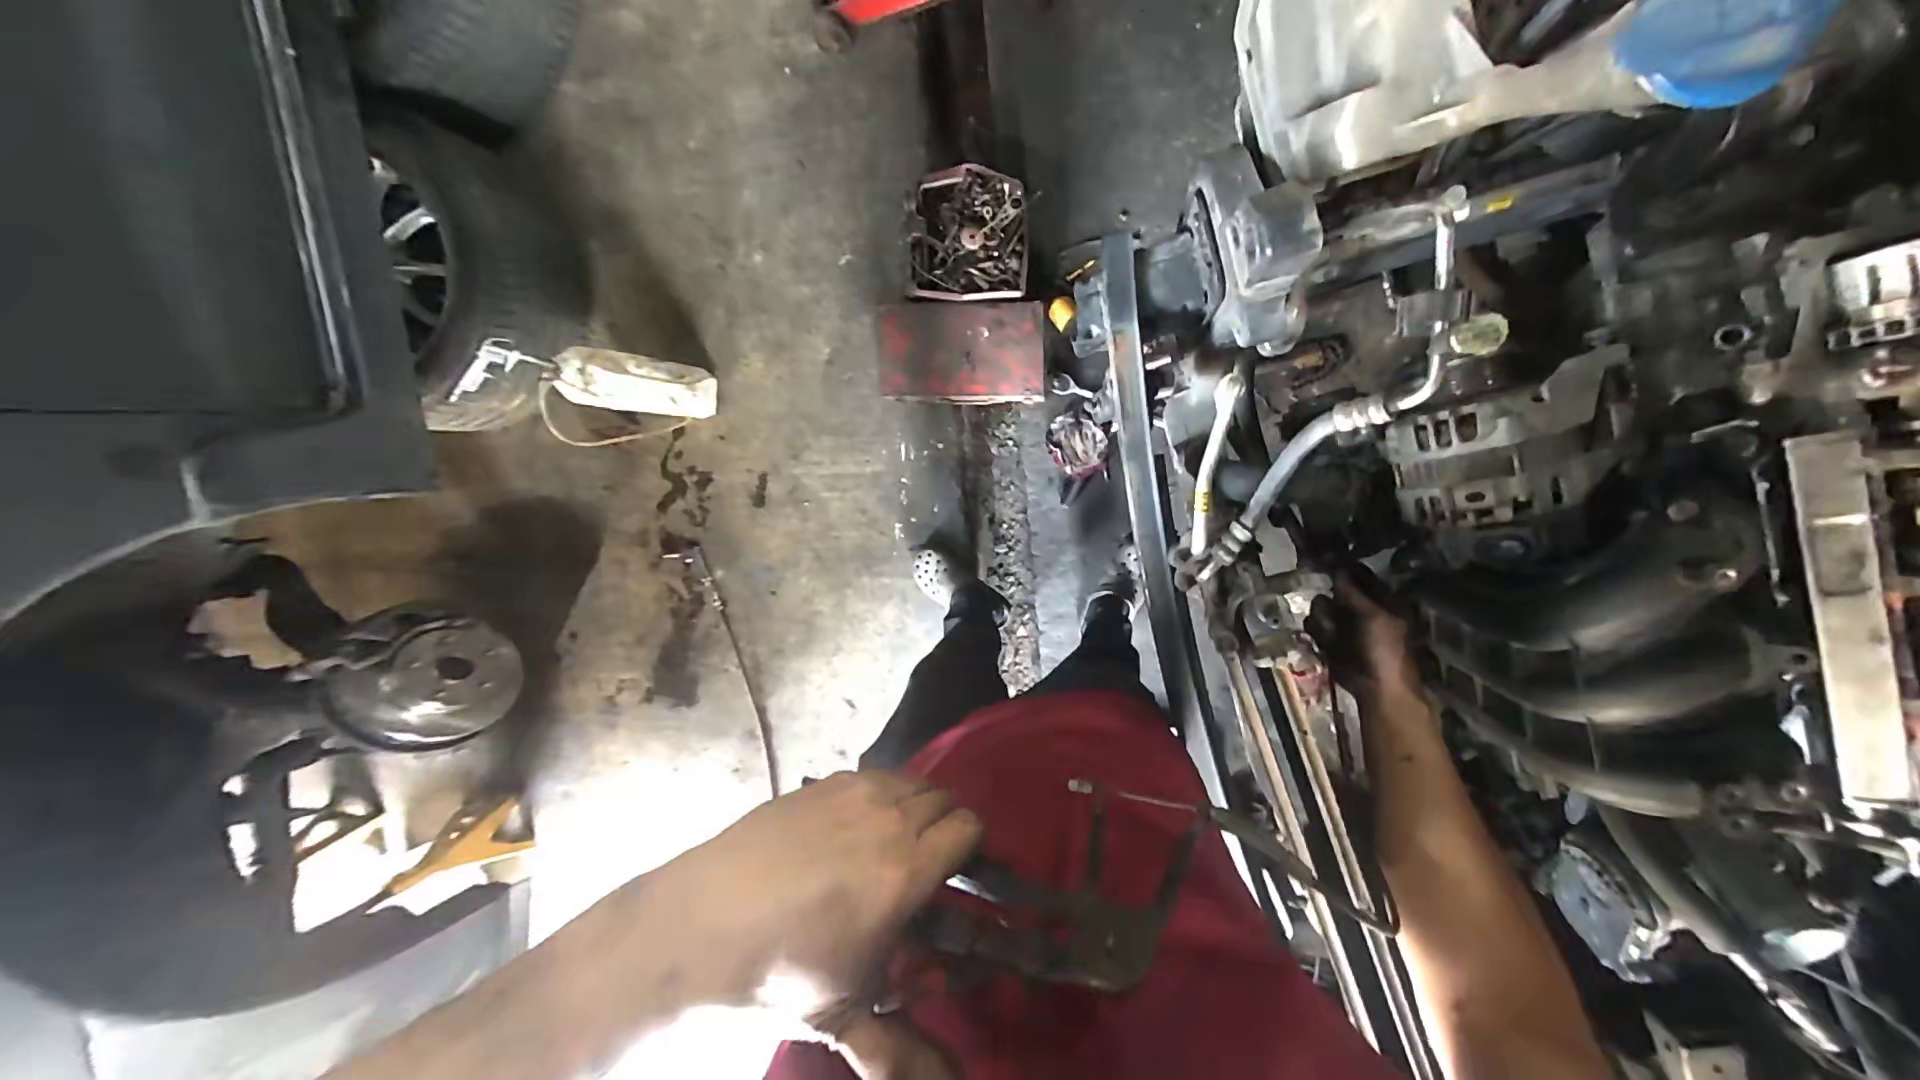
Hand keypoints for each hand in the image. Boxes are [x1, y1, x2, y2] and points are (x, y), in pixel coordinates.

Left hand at [640, 771, 980, 1033]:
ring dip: (916, 806)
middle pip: (943, 799)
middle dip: (945, 826)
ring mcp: (853, 793)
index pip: (968, 828)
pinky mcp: (823, 782)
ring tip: (892, 840)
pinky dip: (881, 794)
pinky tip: (853, 826)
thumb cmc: (778, 971)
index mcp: (904, 871)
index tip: (957, 872)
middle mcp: (887, 819)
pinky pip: (874, 777)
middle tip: (926, 861)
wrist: (699, 922)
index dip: (971, 847)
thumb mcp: (843, 1013)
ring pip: (911, 782)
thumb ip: (902, 1050)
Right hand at [1326, 573, 1423, 705]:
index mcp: (1381, 599)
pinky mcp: (1329, 640)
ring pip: (1320, 608)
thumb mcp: (1373, 615)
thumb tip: (1335, 568)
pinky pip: (1313, 626)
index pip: (1358, 575)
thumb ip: (1353, 592)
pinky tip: (1326, 642)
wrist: (1378, 686)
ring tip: (1334, 634)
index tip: (1324, 561)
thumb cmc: (1385, 648)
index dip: (1342, 568)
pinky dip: (1318, 633)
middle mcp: (1360, 608)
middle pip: (1333, 590)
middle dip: (1331, 600)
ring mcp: (1343, 624)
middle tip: (1334, 609)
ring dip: (1324, 619)